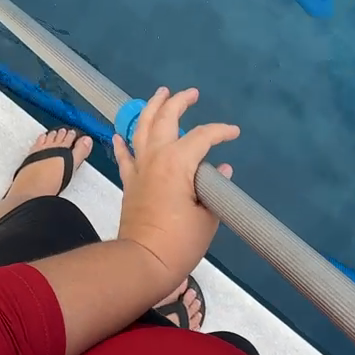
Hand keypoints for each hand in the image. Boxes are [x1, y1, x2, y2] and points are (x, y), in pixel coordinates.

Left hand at [112, 87, 239, 295]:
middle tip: (191, 93)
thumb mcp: (207, 217)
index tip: (234, 133)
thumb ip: (214, 190)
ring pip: (142, 127)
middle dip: (179, 101)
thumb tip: (222, 171)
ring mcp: (139, 166)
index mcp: (177, 162)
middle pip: (166, 118)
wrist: (143, 260)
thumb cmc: (180, 242)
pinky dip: (122, 142)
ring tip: (160, 94)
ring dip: (151, 108)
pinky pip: (124, 155)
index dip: (220, 132)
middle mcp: (155, 156)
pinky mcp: (128, 180)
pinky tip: (120, 133)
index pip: (202, 137)